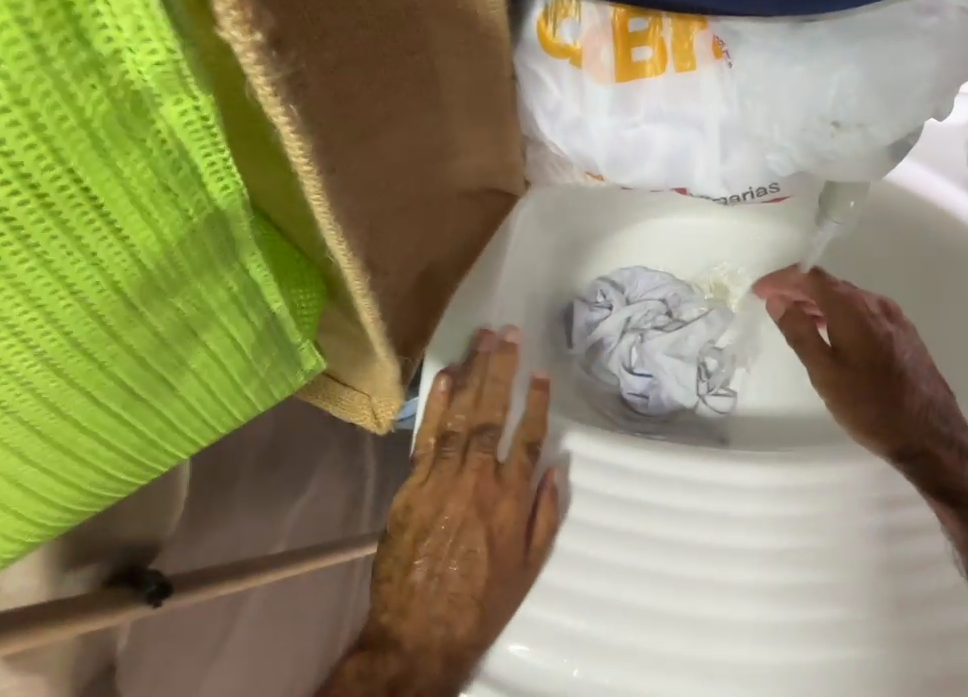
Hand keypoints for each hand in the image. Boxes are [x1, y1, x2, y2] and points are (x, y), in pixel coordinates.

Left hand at [331, 327, 561, 696]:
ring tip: (483, 339)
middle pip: (493, 413)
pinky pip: (426, 437)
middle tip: (509, 333)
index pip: (528, 437)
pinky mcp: (411, 487)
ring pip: (460, 416)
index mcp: (511, 500)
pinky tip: (448, 375)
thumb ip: (546, 513)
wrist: (417, 634)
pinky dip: (437, 405)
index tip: (541, 372)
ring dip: (473, 374)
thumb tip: (557, 466)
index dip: (537, 401)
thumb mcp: (530, 566)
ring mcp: (441, 480)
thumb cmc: (482, 602)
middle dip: (502, 369)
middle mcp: (478, 480)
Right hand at [754, 267, 967, 478]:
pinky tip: (832, 334)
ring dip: (819, 304)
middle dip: (798, 290)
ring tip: (796, 319)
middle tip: (772, 304)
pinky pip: (864, 313)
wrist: (932, 436)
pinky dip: (840, 315)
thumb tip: (778, 300)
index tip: (760, 291)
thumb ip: (799, 332)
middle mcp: (876, 304)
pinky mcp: (905, 335)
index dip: (782, 280)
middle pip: (831, 285)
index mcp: (854, 308)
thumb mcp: (825, 373)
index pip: (811, 277)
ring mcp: (895, 319)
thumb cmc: (871, 407)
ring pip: (849, 299)